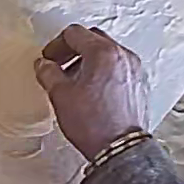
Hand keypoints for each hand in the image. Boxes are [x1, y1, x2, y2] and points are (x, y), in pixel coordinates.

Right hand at [34, 25, 148, 158]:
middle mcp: (123, 56)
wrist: (120, 149)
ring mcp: (134, 70)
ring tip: (74, 79)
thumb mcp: (60, 96)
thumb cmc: (94, 124)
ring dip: (89, 59)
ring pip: (108, 53)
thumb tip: (44, 65)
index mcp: (103, 53)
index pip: (75, 33)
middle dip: (73, 49)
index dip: (56, 44)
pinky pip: (119, 67)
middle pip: (93, 39)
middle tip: (59, 63)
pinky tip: (92, 89)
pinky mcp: (139, 84)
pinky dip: (104, 70)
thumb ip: (48, 73)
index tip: (49, 58)